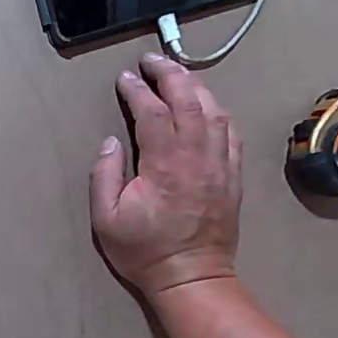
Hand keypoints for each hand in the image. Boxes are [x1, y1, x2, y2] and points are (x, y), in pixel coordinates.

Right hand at [91, 53, 242, 296]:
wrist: (193, 278)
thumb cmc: (145, 252)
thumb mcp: (107, 220)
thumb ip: (105, 175)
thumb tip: (112, 142)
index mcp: (164, 165)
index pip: (152, 112)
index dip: (137, 90)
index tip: (124, 78)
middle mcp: (196, 157)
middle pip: (188, 100)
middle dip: (169, 73)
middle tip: (151, 60)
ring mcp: (220, 164)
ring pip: (214, 110)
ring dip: (195, 86)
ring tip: (177, 74)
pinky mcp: (233, 175)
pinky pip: (231, 132)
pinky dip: (218, 111)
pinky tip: (207, 105)